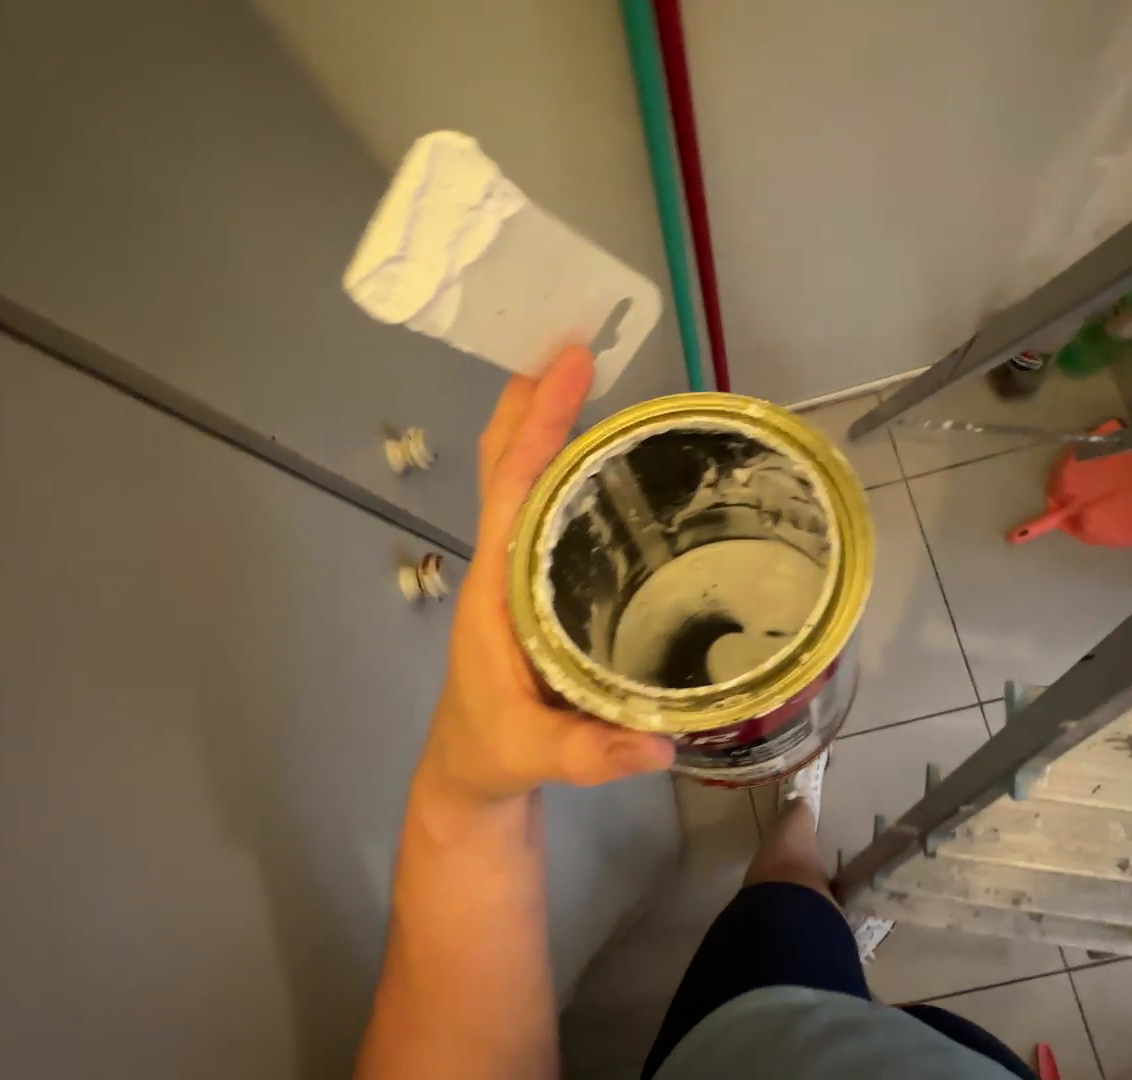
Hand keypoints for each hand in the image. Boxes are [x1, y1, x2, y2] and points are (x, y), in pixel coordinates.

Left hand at [419, 345, 676, 803]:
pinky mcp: (534, 582)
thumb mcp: (537, 754)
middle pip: (508, 465)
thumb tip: (661, 741)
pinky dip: (564, 467)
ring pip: (523, 481)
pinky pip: (545, 509)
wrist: (470, 768)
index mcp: (495, 588)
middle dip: (534, 403)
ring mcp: (515, 570)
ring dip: (548, 426)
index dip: (539, 425)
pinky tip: (608, 461)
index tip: (570, 365)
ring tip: (593, 381)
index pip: (513, 488)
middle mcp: (501, 565)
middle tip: (578, 348)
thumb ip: (592, 753)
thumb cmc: (492, 752)